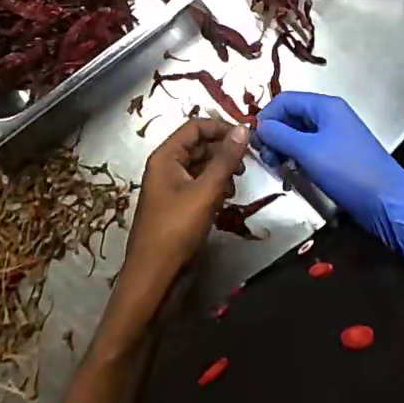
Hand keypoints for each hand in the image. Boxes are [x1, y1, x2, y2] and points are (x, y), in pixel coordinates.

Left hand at [122, 118, 248, 284]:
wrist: (155, 276)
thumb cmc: (176, 229)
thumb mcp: (205, 192)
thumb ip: (225, 160)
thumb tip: (244, 129)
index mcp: (165, 156)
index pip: (195, 127)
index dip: (221, 128)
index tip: (248, 138)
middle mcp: (166, 166)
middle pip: (198, 145)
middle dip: (223, 150)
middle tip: (248, 164)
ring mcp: (171, 186)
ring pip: (200, 165)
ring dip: (221, 169)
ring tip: (237, 183)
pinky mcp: (178, 205)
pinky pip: (199, 184)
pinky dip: (215, 186)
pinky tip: (227, 198)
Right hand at [255, 92, 403, 272]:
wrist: (391, 205)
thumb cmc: (349, 172)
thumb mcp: (308, 152)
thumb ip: (279, 135)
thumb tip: (258, 126)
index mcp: (325, 106)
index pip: (284, 100)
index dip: (267, 116)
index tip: (254, 138)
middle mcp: (331, 115)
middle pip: (291, 115)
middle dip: (274, 134)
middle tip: (265, 156)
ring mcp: (337, 135)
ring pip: (299, 133)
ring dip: (284, 147)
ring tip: (277, 166)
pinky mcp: (340, 155)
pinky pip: (310, 148)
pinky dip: (297, 157)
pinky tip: (292, 172)